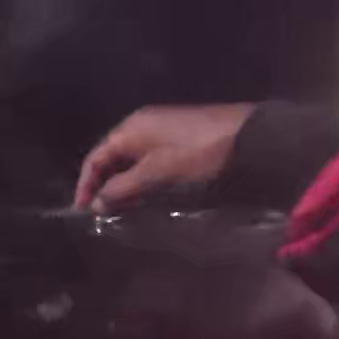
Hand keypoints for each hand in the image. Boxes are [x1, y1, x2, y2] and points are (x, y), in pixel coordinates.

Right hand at [73, 104, 256, 211]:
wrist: (255, 140)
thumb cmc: (196, 156)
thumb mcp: (154, 175)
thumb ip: (120, 190)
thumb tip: (96, 205)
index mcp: (129, 129)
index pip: (94, 159)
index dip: (85, 187)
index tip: (84, 211)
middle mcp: (141, 125)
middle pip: (110, 159)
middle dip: (103, 187)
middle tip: (104, 213)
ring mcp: (162, 129)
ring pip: (129, 160)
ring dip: (123, 184)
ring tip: (123, 208)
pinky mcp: (180, 137)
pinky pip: (147, 159)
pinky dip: (140, 178)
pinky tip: (146, 193)